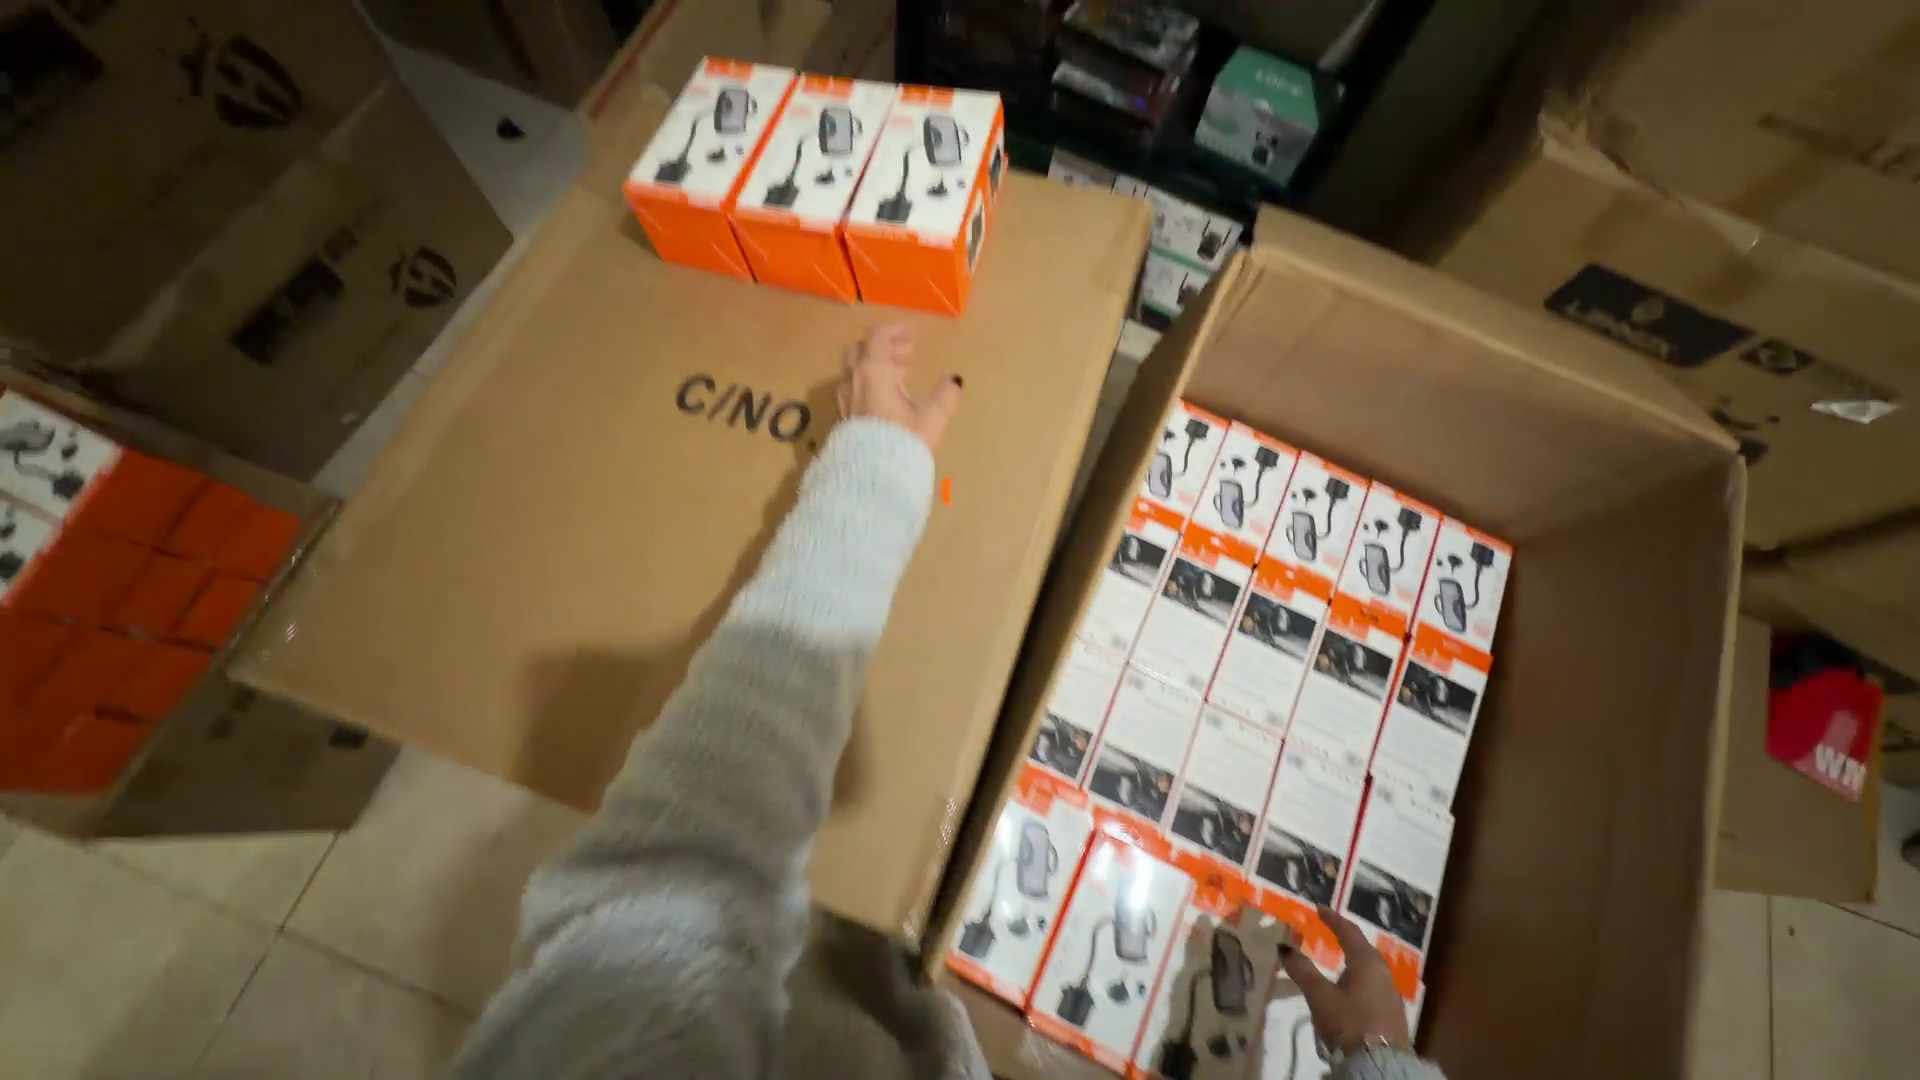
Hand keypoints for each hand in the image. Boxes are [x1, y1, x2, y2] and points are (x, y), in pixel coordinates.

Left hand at [837, 324, 962, 451]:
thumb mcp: (931, 420)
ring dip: (876, 365)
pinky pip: (854, 388)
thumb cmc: (900, 444)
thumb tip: (955, 380)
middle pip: (861, 349)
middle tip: (905, 352)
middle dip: (883, 346)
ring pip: (856, 370)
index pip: (878, 337)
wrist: (870, 478)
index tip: (912, 333)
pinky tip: (887, 399)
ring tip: (900, 376)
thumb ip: (944, 397)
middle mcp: (853, 381)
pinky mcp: (843, 417)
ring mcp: (845, 399)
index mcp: (873, 372)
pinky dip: (869, 383)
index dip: (895, 330)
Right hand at [1280, 904, 1410, 1053]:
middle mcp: (1382, 974)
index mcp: (1366, 963)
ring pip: (1370, 967)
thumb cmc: (1349, 1021)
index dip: (1333, 919)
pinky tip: (1352, 986)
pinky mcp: (1393, 1015)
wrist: (1381, 1066)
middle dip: (1346, 937)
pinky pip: (1374, 984)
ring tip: (1340, 958)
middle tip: (1331, 930)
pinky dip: (1360, 977)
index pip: (1349, 932)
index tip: (1320, 909)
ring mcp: (1391, 995)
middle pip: (1363, 948)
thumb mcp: (1319, 995)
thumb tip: (1283, 947)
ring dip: (1354, 958)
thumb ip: (1302, 969)